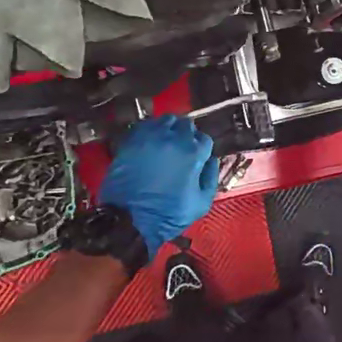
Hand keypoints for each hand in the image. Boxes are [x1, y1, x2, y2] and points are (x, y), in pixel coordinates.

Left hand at [97, 115, 218, 254]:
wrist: (129, 221)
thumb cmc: (169, 215)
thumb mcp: (202, 203)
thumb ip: (211, 178)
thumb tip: (212, 160)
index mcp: (194, 153)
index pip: (204, 138)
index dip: (201, 148)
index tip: (196, 156)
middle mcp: (174, 139)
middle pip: (186, 124)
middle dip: (186, 134)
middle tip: (181, 148)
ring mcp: (150, 138)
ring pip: (165, 120)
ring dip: (168, 128)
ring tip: (165, 140)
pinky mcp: (130, 142)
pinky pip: (144, 126)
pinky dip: (149, 129)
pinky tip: (149, 141)